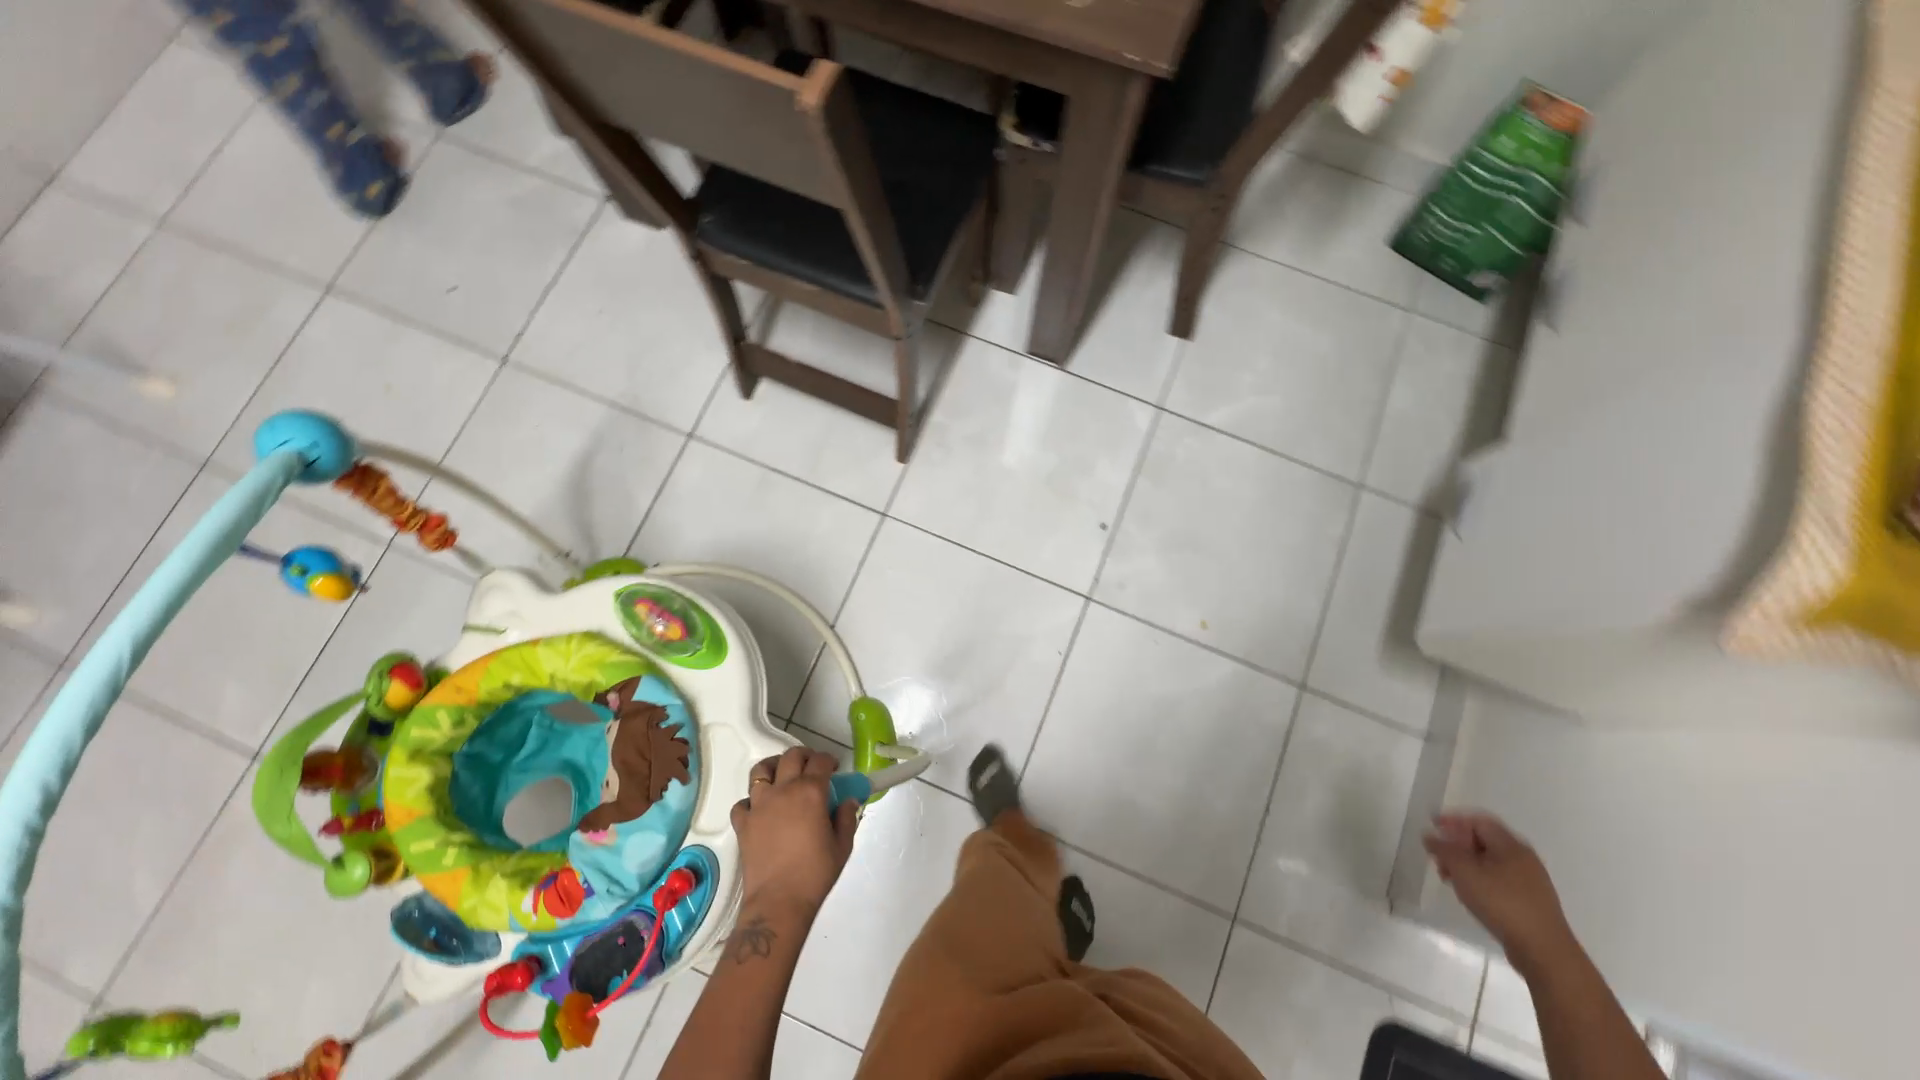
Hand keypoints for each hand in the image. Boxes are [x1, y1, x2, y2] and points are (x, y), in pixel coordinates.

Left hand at [730, 747, 858, 916]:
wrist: (779, 901)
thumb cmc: (816, 874)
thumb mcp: (842, 846)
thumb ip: (846, 818)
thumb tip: (848, 801)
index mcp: (810, 792)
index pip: (820, 762)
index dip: (829, 760)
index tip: (834, 768)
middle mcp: (783, 790)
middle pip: (791, 756)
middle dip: (805, 756)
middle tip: (813, 767)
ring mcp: (759, 804)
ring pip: (761, 770)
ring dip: (775, 767)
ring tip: (783, 776)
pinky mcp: (742, 822)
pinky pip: (743, 801)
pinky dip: (752, 800)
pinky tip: (761, 810)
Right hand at [1425, 811, 1575, 972]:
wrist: (1543, 950)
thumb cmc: (1502, 904)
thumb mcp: (1465, 873)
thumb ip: (1445, 851)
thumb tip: (1430, 835)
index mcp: (1511, 845)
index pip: (1478, 821)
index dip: (1453, 821)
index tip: (1432, 827)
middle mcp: (1523, 858)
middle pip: (1485, 840)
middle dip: (1457, 845)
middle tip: (1437, 858)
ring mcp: (1529, 880)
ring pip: (1491, 862)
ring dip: (1466, 864)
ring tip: (1449, 879)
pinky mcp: (1529, 900)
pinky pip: (1499, 879)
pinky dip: (1479, 879)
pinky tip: (1470, 895)